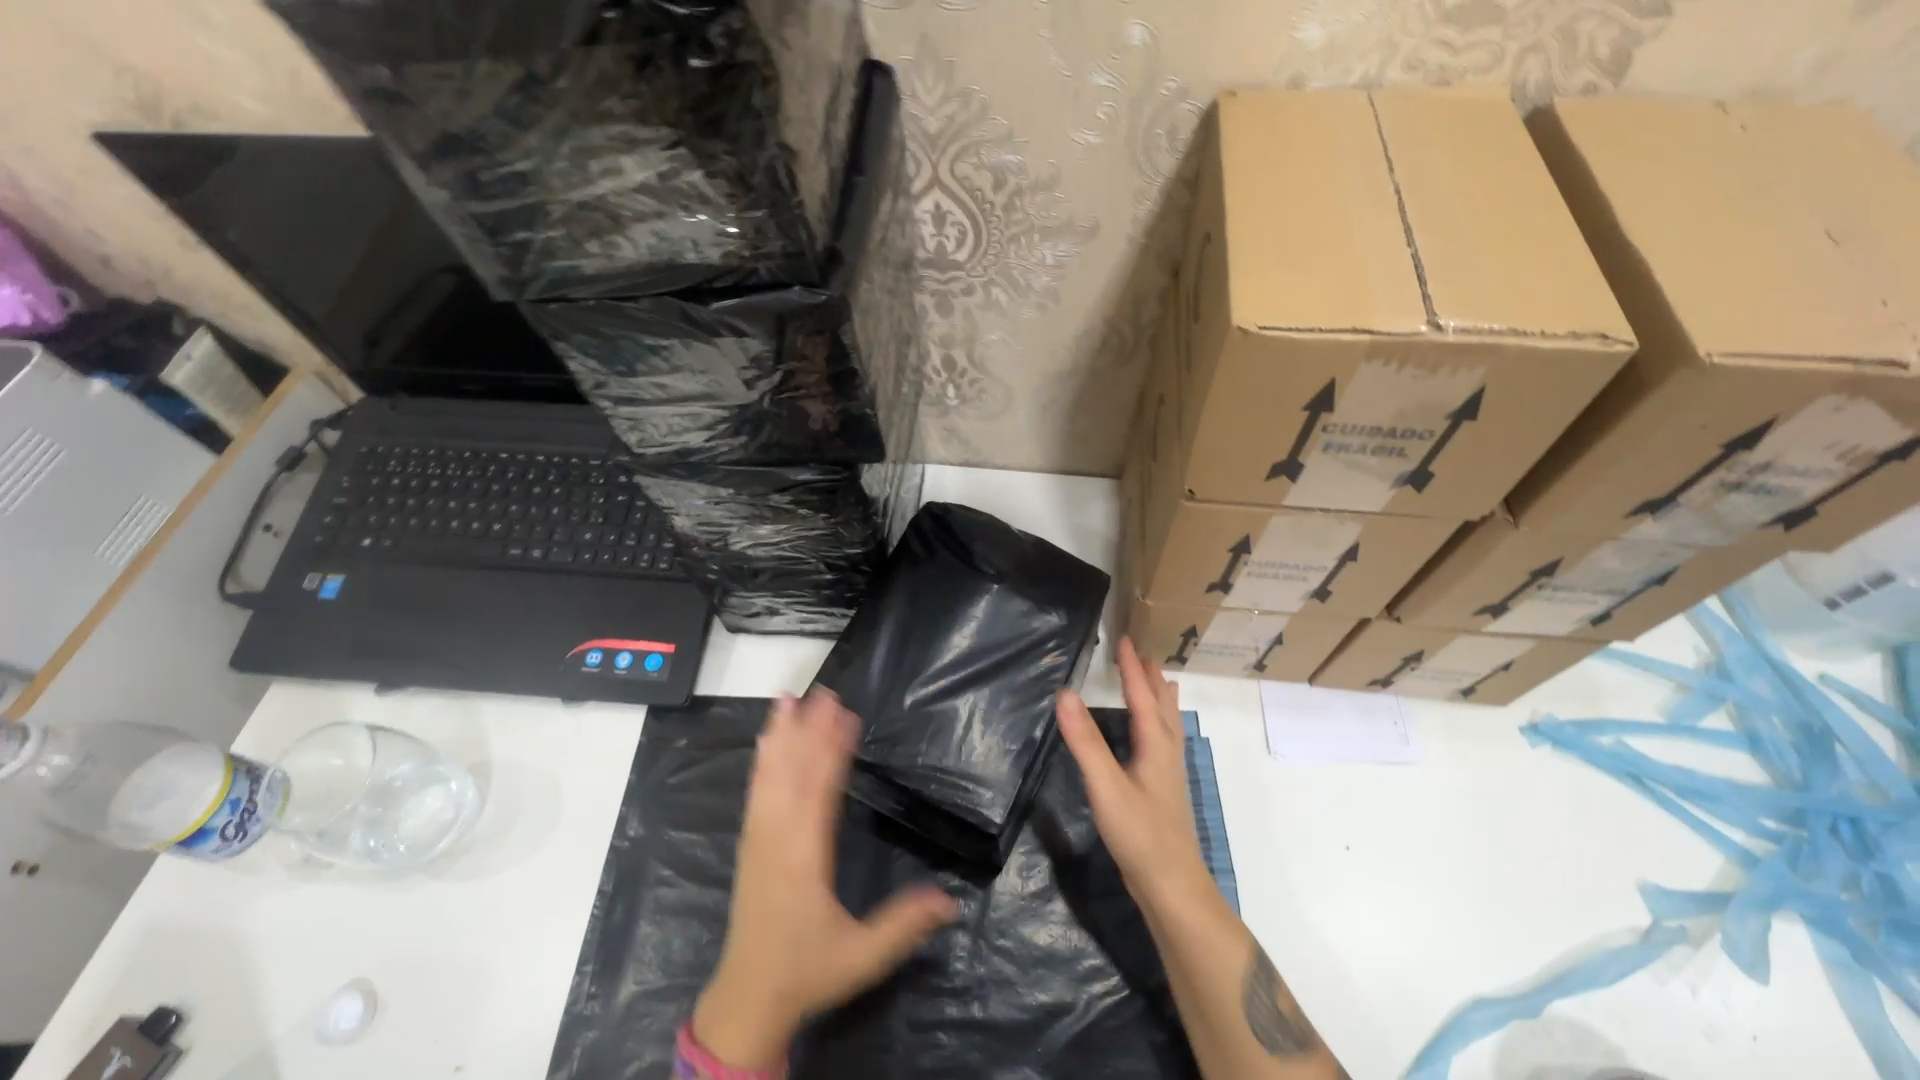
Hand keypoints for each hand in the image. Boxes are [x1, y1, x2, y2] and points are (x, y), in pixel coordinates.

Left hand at [693, 689, 957, 1068]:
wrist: (749, 996)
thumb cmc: (807, 971)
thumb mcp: (862, 956)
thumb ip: (903, 925)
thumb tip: (951, 900)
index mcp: (804, 859)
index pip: (819, 793)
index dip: (832, 751)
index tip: (846, 716)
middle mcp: (777, 840)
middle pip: (792, 775)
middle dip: (808, 731)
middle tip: (823, 692)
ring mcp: (758, 841)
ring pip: (768, 778)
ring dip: (780, 737)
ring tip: (787, 700)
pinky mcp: (750, 846)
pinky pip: (754, 794)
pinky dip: (761, 762)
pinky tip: (764, 743)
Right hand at [1056, 638, 1209, 910]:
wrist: (1171, 884)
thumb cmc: (1140, 833)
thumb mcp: (1106, 785)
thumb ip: (1085, 741)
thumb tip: (1065, 693)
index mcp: (1155, 745)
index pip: (1142, 696)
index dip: (1131, 668)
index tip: (1124, 639)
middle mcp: (1166, 753)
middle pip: (1162, 706)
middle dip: (1151, 679)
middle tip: (1143, 654)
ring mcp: (1168, 774)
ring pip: (1168, 725)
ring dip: (1161, 700)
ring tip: (1160, 684)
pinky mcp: (1163, 792)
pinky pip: (1164, 743)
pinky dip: (1159, 725)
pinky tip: (1150, 742)